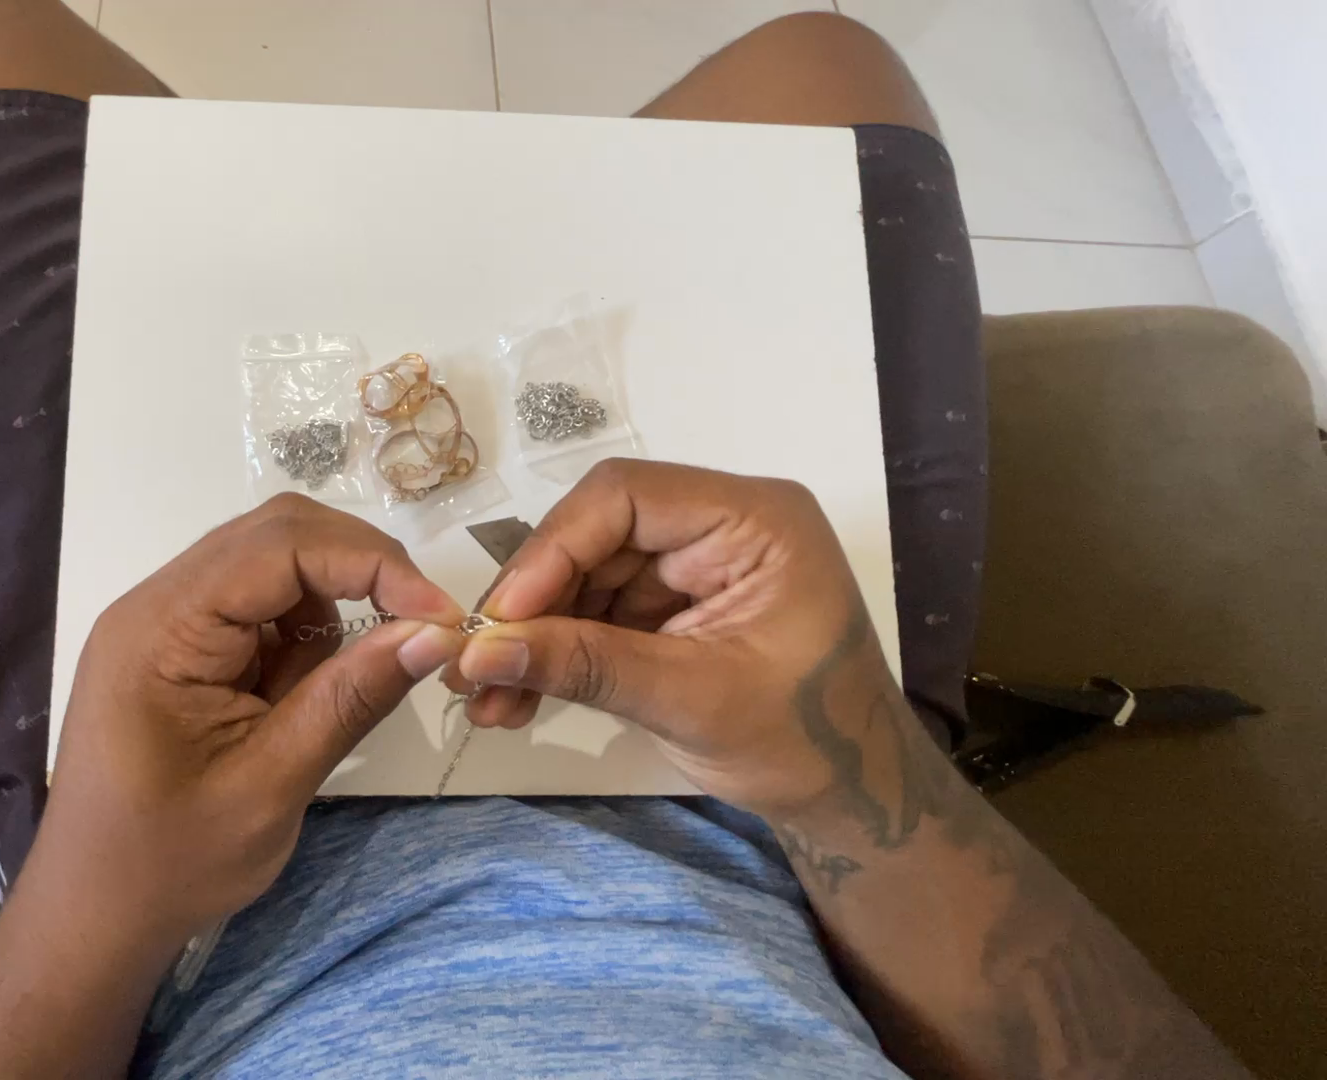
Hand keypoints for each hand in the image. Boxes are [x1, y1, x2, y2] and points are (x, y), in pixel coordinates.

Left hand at [40, 494, 465, 942]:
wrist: (95, 913)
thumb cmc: (170, 863)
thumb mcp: (272, 785)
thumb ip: (350, 698)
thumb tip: (434, 633)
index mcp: (162, 628)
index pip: (277, 547)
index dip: (369, 563)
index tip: (439, 614)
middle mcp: (158, 602)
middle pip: (275, 535)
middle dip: (357, 570)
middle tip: (416, 627)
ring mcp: (169, 619)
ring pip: (275, 564)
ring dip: (326, 610)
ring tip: (311, 698)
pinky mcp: (185, 643)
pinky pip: (262, 605)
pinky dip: (301, 637)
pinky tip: (289, 697)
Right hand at [448, 459, 902, 819]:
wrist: (849, 798)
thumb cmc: (806, 743)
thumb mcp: (691, 701)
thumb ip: (583, 666)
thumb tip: (478, 654)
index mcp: (750, 520)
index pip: (624, 497)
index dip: (551, 550)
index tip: (501, 618)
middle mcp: (711, 525)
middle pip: (590, 537)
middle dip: (531, 605)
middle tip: (477, 663)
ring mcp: (683, 565)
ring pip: (578, 578)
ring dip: (531, 637)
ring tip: (487, 696)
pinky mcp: (661, 603)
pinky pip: (589, 612)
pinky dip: (552, 653)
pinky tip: (516, 696)